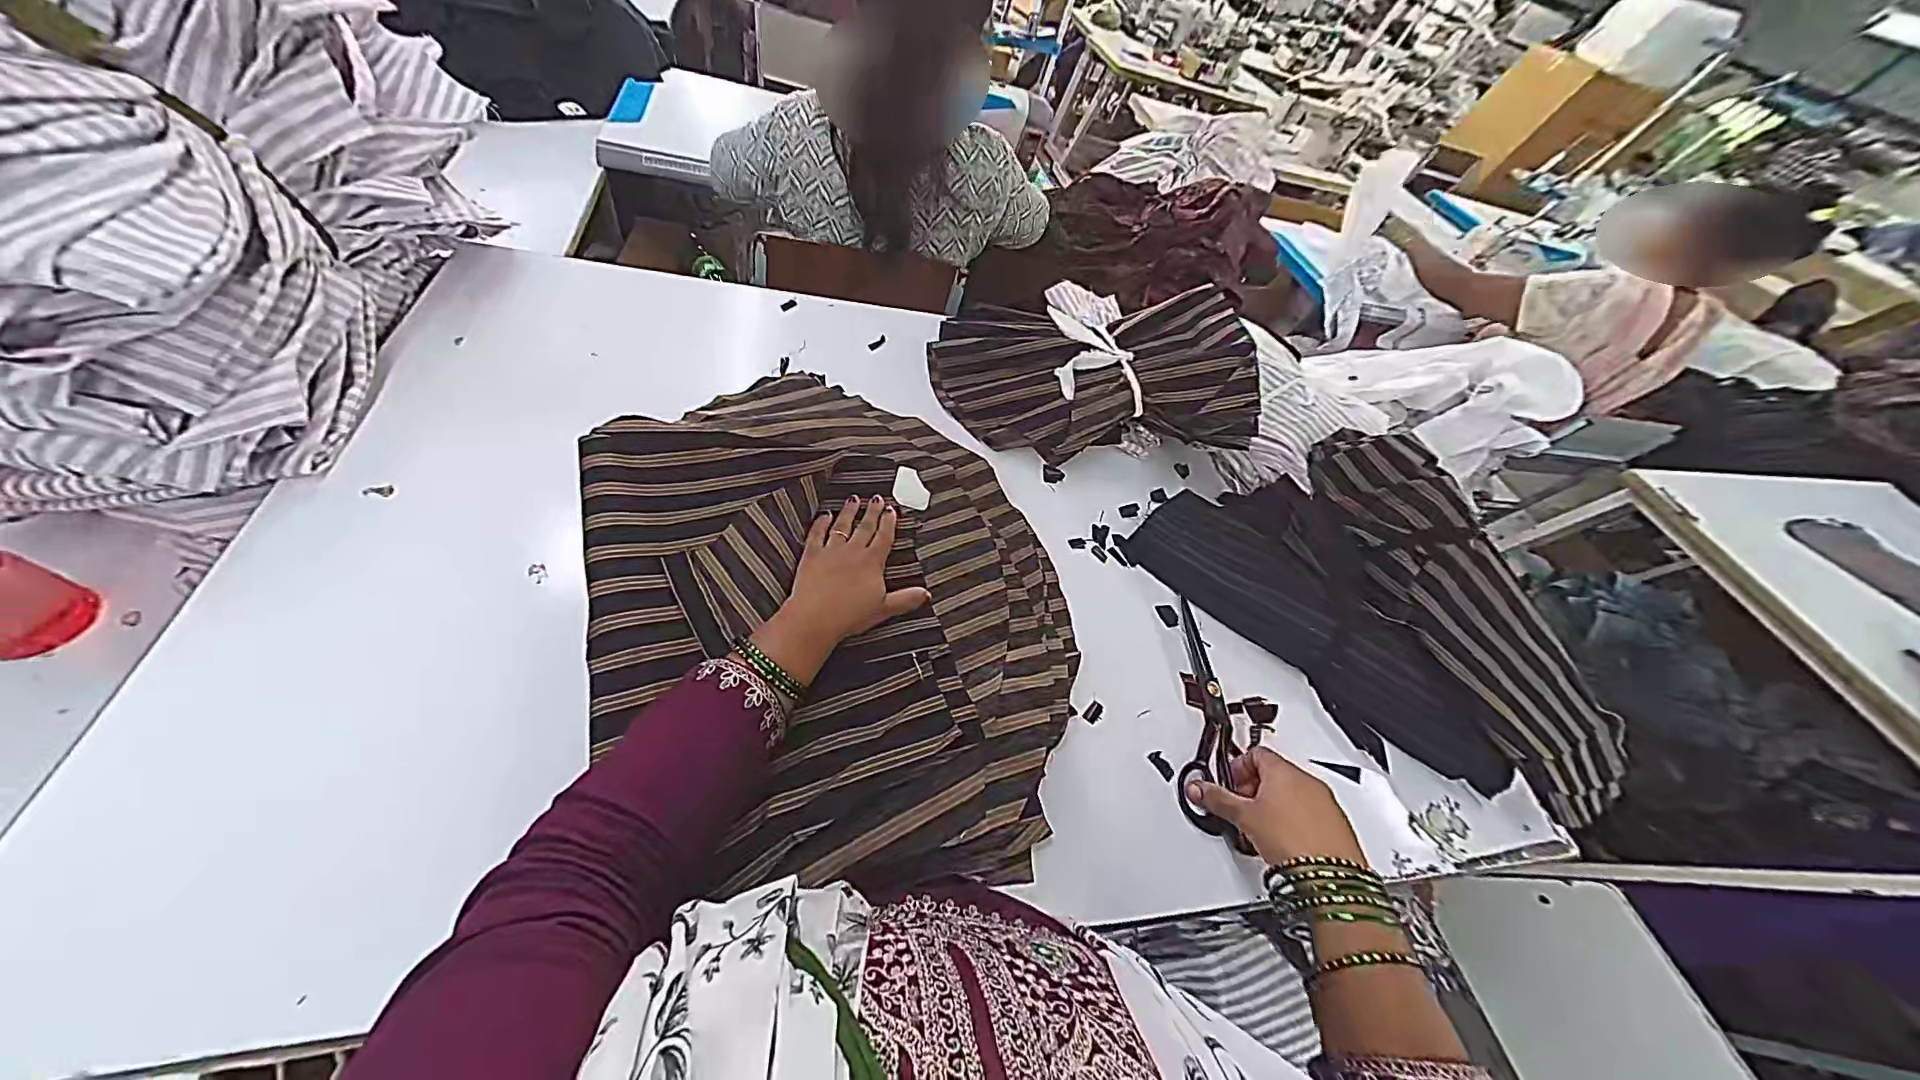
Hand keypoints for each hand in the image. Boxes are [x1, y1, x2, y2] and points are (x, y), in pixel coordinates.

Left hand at [751, 496, 931, 683]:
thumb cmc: (849, 615)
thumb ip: (906, 599)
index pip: (884, 536)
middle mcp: (853, 552)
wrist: (816, 617)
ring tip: (853, 500)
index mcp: (872, 562)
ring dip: (849, 512)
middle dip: (872, 511)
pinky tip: (824, 515)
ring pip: (842, 525)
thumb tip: (925, 595)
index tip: (891, 510)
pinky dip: (821, 523)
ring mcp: (831, 551)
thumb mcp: (884, 608)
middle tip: (877, 498)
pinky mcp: (812, 555)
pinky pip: (817, 533)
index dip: (889, 522)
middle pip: (865, 526)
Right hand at [1187, 747, 1366, 867]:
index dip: (1237, 767)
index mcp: (1283, 771)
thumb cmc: (1293, 842)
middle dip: (1252, 788)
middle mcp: (1308, 782)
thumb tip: (1199, 790)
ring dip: (1272, 804)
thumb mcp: (1243, 817)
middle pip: (1273, 773)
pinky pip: (1309, 812)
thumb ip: (1218, 799)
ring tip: (1259, 827)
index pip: (1255, 753)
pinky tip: (1282, 840)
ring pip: (1292, 793)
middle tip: (1240, 806)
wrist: (1329, 877)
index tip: (1228, 783)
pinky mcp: (1336, 824)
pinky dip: (1293, 820)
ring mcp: (1325, 802)